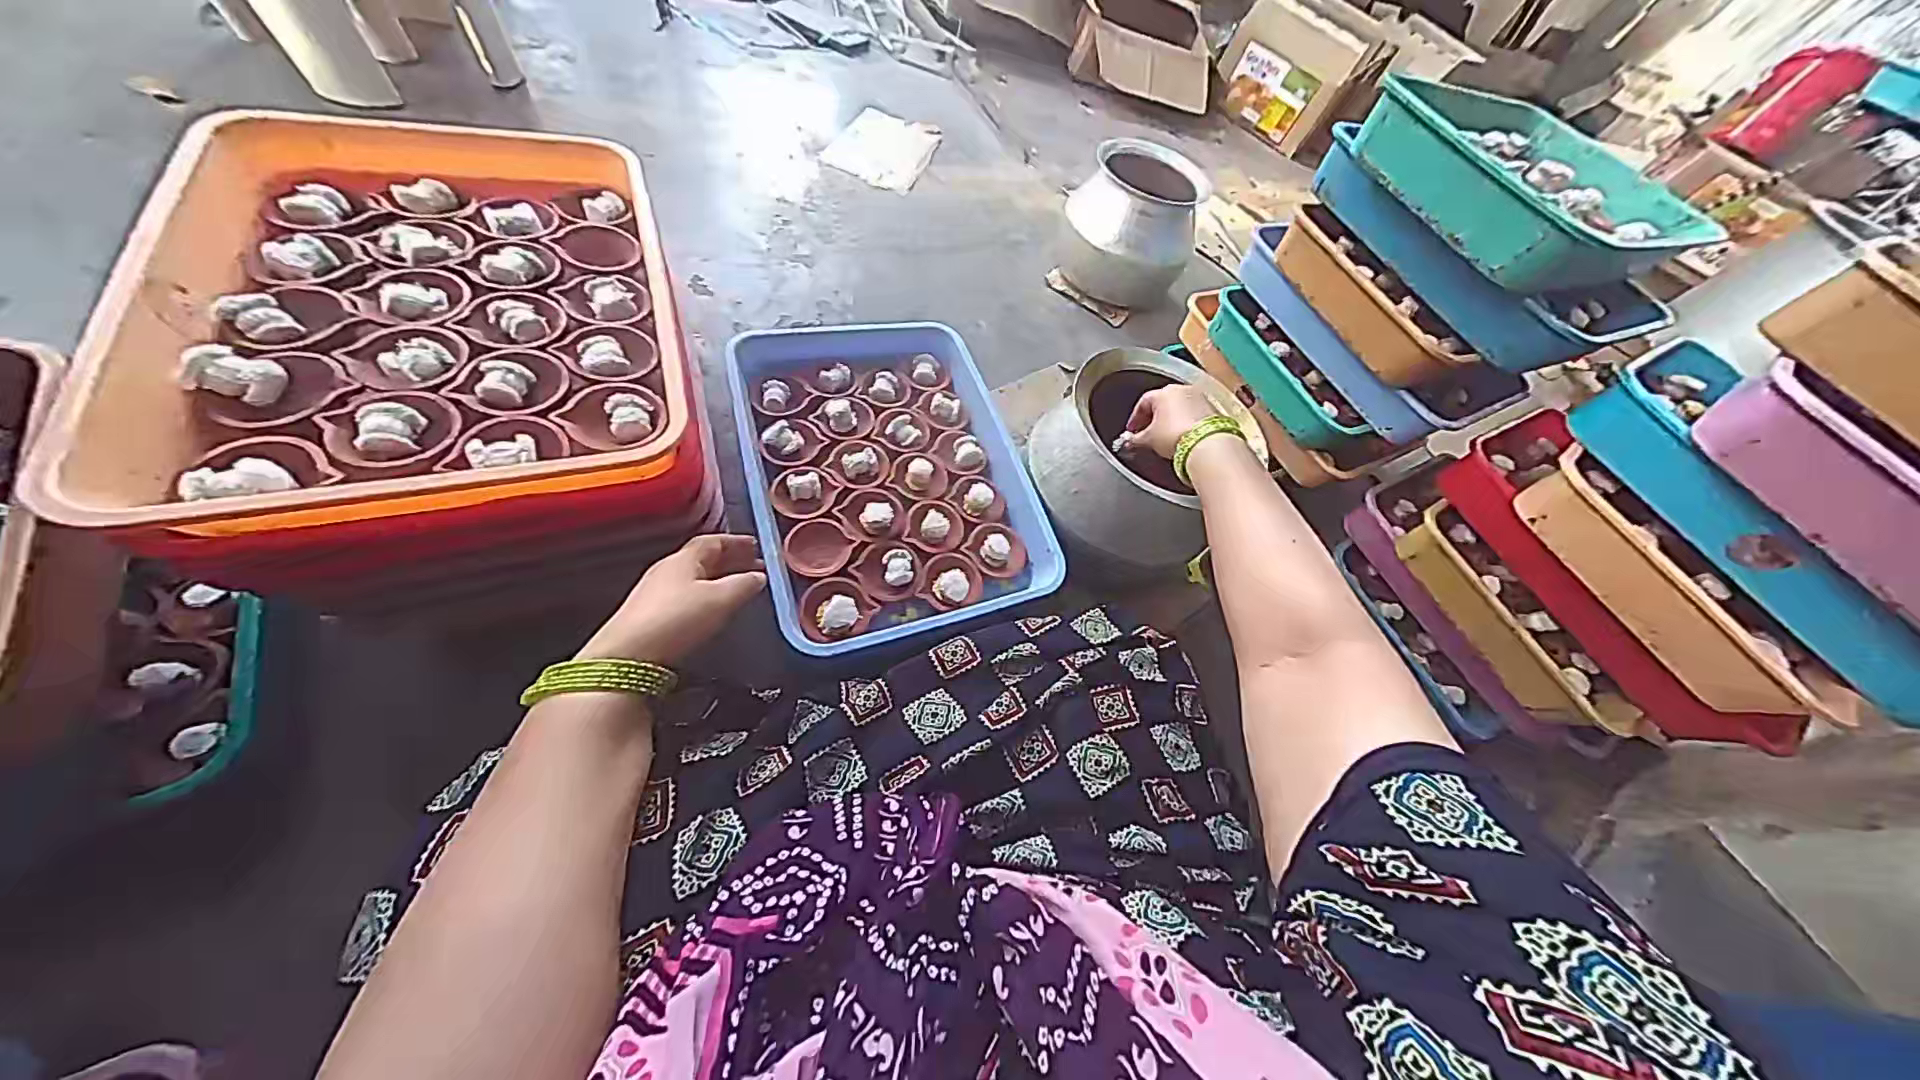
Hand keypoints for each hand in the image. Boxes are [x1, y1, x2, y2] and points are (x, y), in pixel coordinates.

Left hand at [575, 534, 766, 665]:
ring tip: (738, 587)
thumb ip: (745, 584)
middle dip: (730, 560)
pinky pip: (684, 595)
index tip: (756, 546)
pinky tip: (712, 608)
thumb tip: (759, 576)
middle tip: (752, 566)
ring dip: (719, 579)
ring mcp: (654, 593)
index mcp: (683, 559)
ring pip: (694, 577)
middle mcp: (666, 570)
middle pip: (702, 558)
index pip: (713, 541)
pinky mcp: (648, 615)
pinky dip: (705, 595)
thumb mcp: (722, 599)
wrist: (628, 656)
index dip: (737, 543)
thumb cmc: (676, 620)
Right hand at [1124, 384, 1221, 459]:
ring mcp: (1199, 398)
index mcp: (1163, 392)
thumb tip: (1131, 441)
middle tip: (1146, 434)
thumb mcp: (1148, 439)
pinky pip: (1192, 414)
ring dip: (1169, 420)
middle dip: (1153, 419)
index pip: (1143, 402)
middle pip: (1162, 403)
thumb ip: (1135, 439)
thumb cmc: (1176, 435)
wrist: (1205, 443)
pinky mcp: (1211, 410)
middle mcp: (1182, 390)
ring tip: (1164, 437)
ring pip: (1178, 408)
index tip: (1133, 431)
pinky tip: (1180, 436)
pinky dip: (1184, 423)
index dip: (1135, 418)